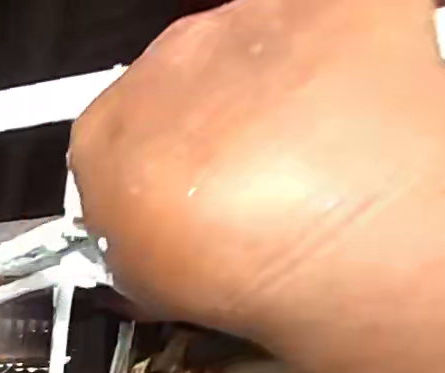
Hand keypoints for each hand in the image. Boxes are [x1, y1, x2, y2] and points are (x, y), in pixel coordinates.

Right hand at [70, 0, 444, 341]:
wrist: (339, 234)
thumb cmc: (225, 260)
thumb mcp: (130, 274)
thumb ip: (119, 227)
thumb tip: (135, 227)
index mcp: (100, 130)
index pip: (102, 143)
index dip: (128, 175)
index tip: (150, 201)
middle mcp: (166, 62)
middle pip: (169, 86)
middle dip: (191, 124)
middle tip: (219, 178)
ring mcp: (255, 23)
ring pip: (244, 52)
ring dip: (258, 91)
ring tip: (286, 150)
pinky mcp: (344, 2)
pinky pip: (329, 23)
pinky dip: (333, 59)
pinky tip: (338, 111)